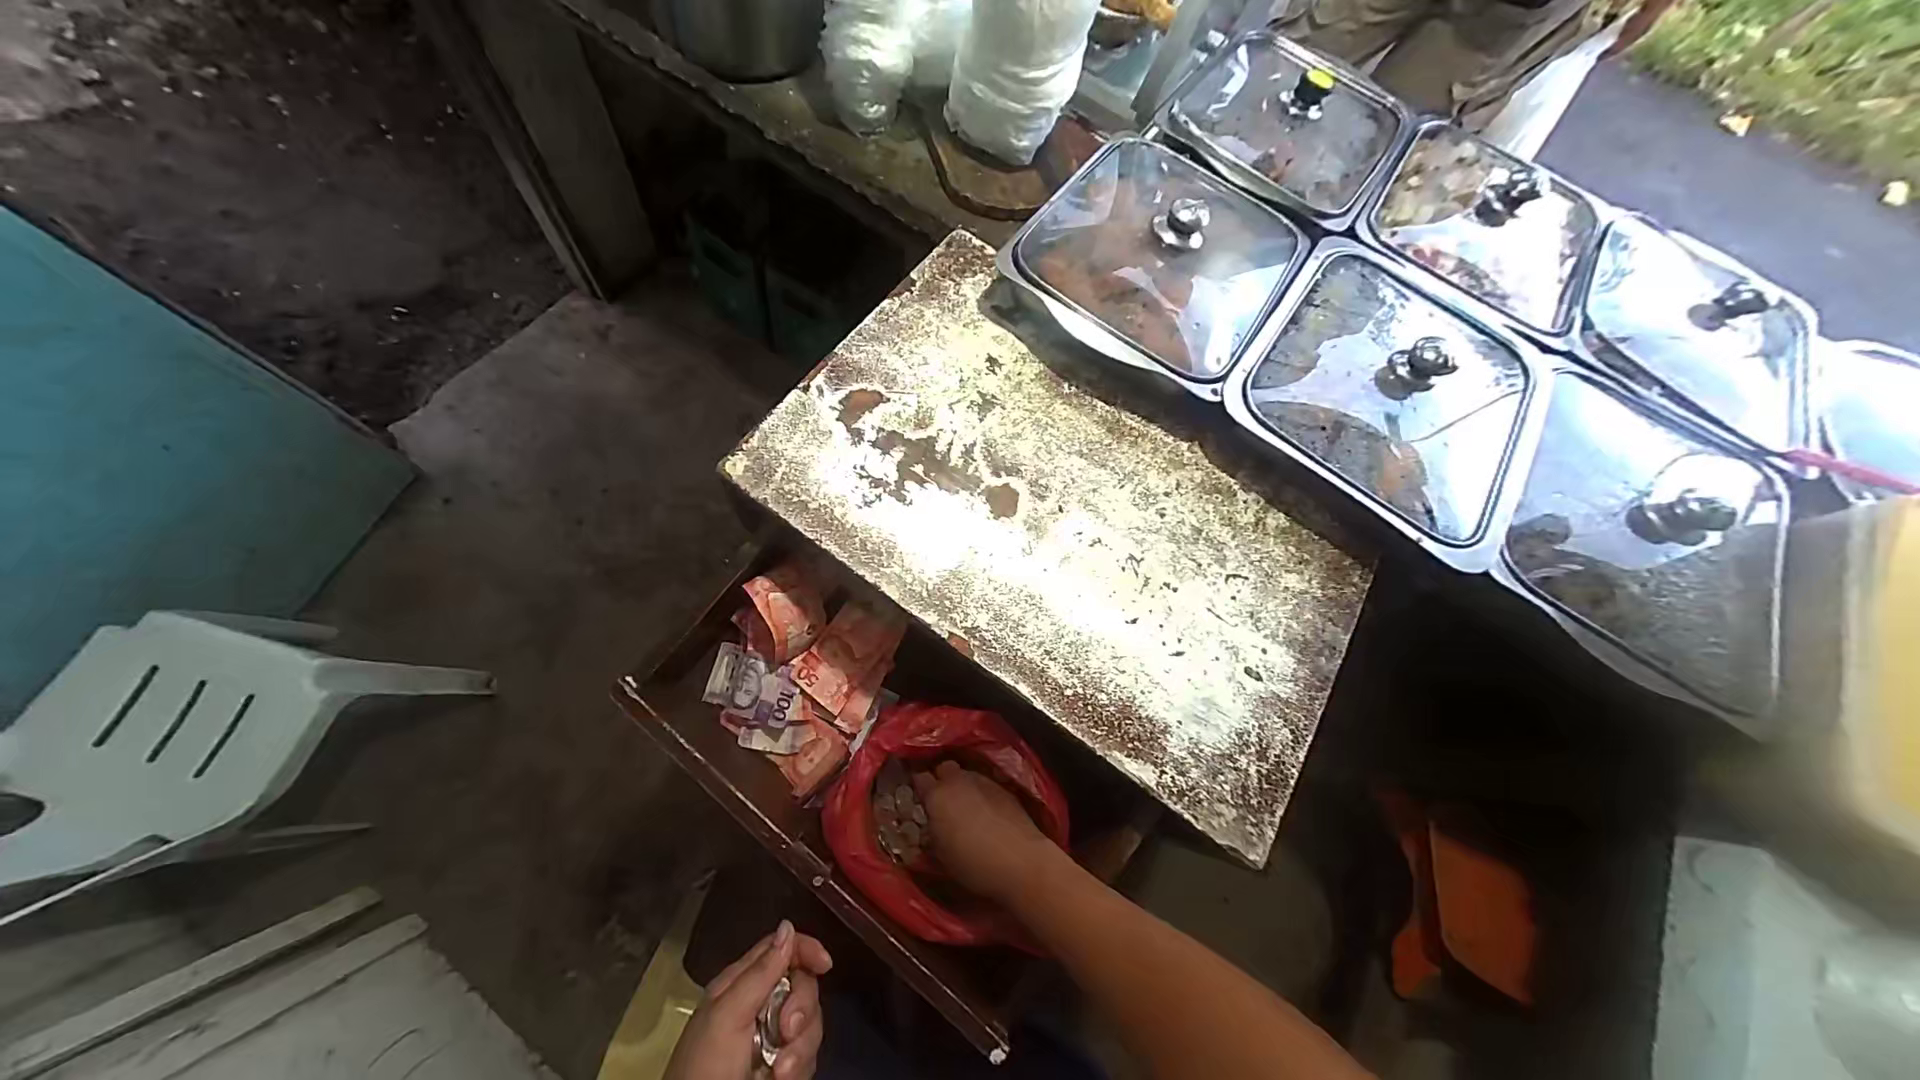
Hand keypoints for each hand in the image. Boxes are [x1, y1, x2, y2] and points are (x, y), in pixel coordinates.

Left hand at [664, 920, 832, 1079]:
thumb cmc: (705, 1070)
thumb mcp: (726, 1018)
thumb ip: (759, 973)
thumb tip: (788, 926)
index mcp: (740, 985)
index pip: (781, 948)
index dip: (806, 949)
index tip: (825, 964)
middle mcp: (760, 1006)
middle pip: (803, 984)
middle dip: (803, 1008)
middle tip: (787, 1032)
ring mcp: (773, 1039)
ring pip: (811, 1022)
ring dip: (801, 1047)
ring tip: (779, 1073)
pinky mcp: (784, 1067)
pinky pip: (809, 1054)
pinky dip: (801, 1067)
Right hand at [913, 761, 1063, 903]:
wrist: (1021, 861)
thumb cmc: (973, 864)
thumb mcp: (941, 855)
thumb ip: (932, 833)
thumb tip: (931, 826)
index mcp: (937, 796)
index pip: (919, 778)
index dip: (918, 787)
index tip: (919, 799)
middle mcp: (958, 781)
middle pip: (944, 767)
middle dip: (941, 779)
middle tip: (943, 800)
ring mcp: (984, 781)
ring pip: (967, 774)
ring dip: (963, 785)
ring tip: (967, 806)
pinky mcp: (1005, 788)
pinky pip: (986, 784)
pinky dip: (982, 793)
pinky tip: (988, 811)